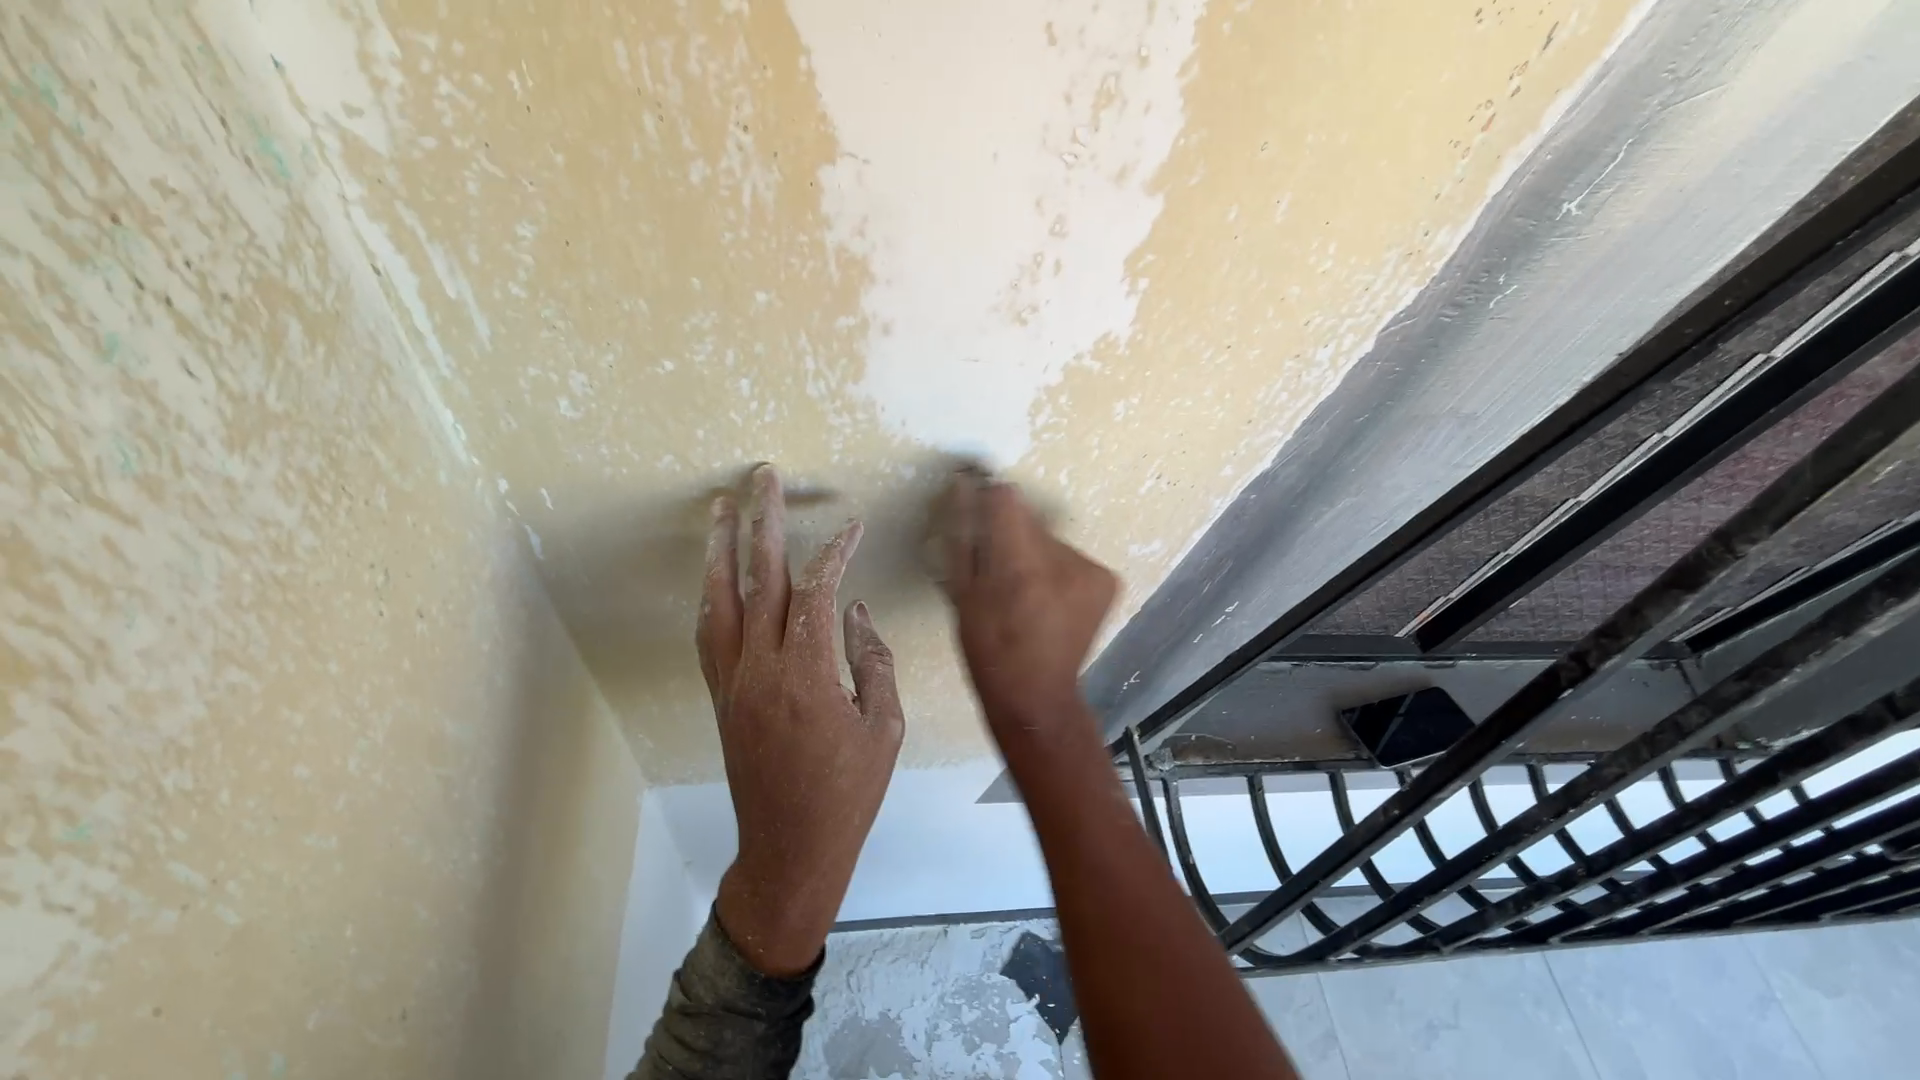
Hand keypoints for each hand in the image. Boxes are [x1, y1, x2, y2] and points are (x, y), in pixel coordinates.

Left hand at [697, 465, 905, 976]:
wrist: (790, 849)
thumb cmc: (848, 794)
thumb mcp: (885, 728)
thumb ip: (871, 661)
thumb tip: (852, 613)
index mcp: (806, 676)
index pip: (814, 592)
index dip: (834, 552)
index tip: (853, 526)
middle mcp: (759, 670)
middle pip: (756, 579)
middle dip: (761, 521)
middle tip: (762, 477)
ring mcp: (732, 683)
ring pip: (719, 600)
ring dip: (720, 549)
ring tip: (721, 507)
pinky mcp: (720, 697)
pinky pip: (710, 634)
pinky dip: (713, 594)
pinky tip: (716, 574)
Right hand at [939, 469, 1118, 757]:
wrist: (1036, 695)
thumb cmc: (988, 650)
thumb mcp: (962, 595)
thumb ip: (963, 535)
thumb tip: (963, 485)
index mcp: (1020, 566)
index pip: (1005, 497)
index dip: (987, 501)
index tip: (978, 514)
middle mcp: (1063, 561)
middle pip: (1028, 517)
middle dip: (1009, 534)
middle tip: (999, 571)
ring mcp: (1090, 570)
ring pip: (1049, 538)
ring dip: (1033, 553)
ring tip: (1025, 592)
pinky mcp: (1107, 579)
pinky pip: (1070, 557)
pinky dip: (1056, 570)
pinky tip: (1048, 600)